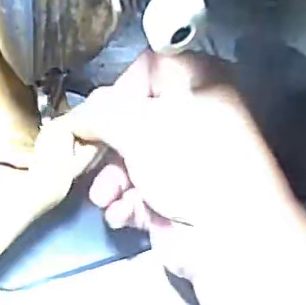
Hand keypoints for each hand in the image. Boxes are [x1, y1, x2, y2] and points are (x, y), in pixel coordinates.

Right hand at [69, 51, 301, 279]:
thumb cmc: (189, 165)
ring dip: (111, 182)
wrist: (225, 235)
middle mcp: (193, 123)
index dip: (120, 89)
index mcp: (198, 86)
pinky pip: (139, 198)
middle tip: (89, 157)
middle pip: (134, 123)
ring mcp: (183, 167)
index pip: (150, 69)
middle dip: (107, 145)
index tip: (99, 113)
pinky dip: (125, 206)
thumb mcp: (139, 126)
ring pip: (132, 165)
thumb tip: (80, 114)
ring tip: (103, 197)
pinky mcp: (174, 205)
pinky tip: (121, 214)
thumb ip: (102, 114)